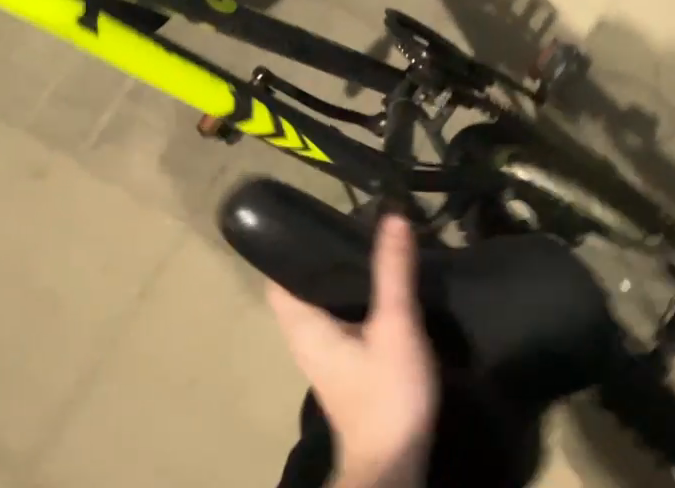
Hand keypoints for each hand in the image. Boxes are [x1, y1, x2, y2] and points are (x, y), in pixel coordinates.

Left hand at [267, 215, 437, 487]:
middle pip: (303, 288)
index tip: (315, 214)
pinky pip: (342, 319)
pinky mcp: (347, 366)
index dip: (290, 247)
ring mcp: (326, 357)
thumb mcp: (395, 324)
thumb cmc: (387, 392)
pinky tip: (382, 286)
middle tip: (355, 221)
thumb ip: (393, 271)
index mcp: (305, 328)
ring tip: (371, 243)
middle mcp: (306, 341)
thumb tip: (391, 215)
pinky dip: (355, 298)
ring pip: (324, 305)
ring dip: (342, 277)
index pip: (279, 279)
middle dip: (323, 257)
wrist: (394, 460)